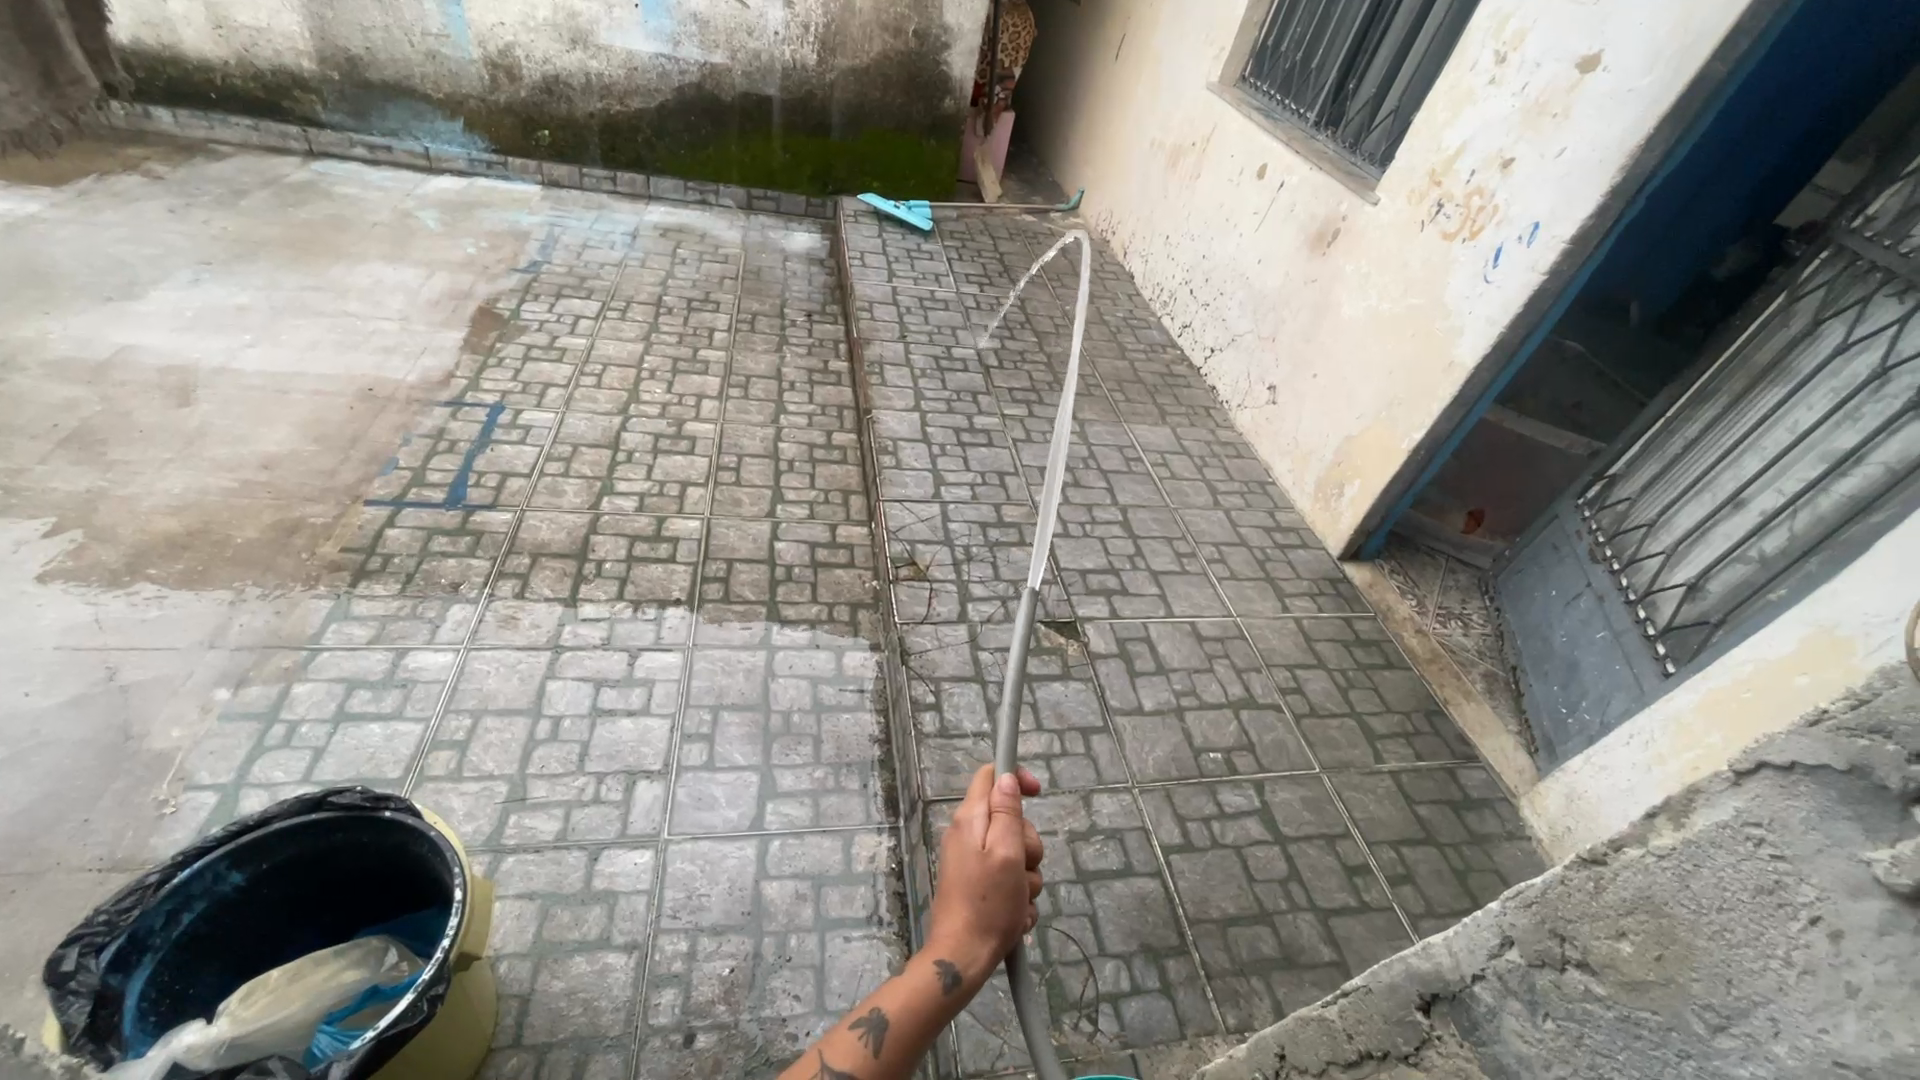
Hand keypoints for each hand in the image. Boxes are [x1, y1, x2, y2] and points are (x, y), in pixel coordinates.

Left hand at [926, 765, 1043, 988]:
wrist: (963, 957)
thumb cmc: (988, 904)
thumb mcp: (1006, 853)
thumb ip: (1007, 812)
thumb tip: (1006, 778)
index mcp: (970, 819)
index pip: (990, 776)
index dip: (1016, 776)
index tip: (1038, 792)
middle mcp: (968, 835)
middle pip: (1011, 820)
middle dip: (1028, 844)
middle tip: (1023, 867)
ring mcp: (972, 862)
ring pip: (1016, 855)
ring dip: (1026, 878)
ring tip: (1017, 900)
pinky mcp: (978, 886)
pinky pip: (1009, 880)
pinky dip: (1017, 897)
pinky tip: (1014, 916)